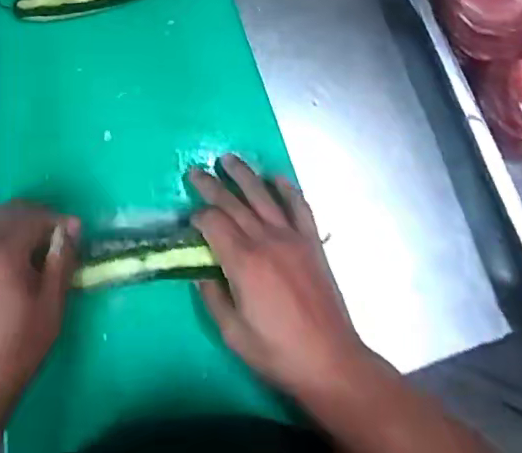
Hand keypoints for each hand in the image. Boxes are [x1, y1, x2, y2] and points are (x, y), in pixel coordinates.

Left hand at [0, 201, 79, 407]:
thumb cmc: (21, 344)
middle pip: (10, 210)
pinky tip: (13, 254)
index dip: (57, 219)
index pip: (33, 217)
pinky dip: (0, 231)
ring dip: (16, 220)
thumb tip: (71, 227)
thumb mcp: (52, 304)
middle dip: (36, 213)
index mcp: (3, 252)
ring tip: (36, 240)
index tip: (75, 230)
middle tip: (57, 232)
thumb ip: (62, 260)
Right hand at [186, 154, 382, 401]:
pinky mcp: (312, 243)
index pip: (212, 223)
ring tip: (228, 159)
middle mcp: (265, 240)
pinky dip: (287, 189)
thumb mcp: (233, 334)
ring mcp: (292, 238)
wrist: (332, 362)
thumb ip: (213, 298)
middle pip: (233, 202)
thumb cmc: (279, 352)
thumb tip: (200, 274)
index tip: (189, 220)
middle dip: (211, 185)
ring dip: (244, 174)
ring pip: (263, 195)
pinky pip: (299, 206)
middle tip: (194, 171)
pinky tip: (276, 177)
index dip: (197, 217)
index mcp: (243, 262)